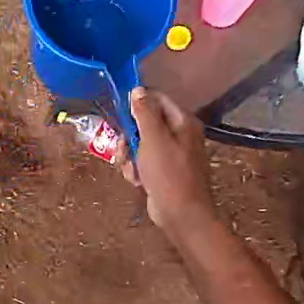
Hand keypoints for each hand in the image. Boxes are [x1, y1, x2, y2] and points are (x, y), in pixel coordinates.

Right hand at [122, 87, 217, 234]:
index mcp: (183, 122)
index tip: (120, 114)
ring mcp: (173, 155)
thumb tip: (138, 90)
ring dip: (130, 156)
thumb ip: (144, 113)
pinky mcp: (164, 172)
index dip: (137, 104)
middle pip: (146, 124)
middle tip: (123, 147)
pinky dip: (137, 170)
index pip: (157, 100)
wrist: (181, 213)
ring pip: (142, 145)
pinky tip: (137, 180)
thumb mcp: (153, 139)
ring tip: (130, 168)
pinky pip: (145, 162)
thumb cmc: (168, 174)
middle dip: (130, 136)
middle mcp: (180, 135)